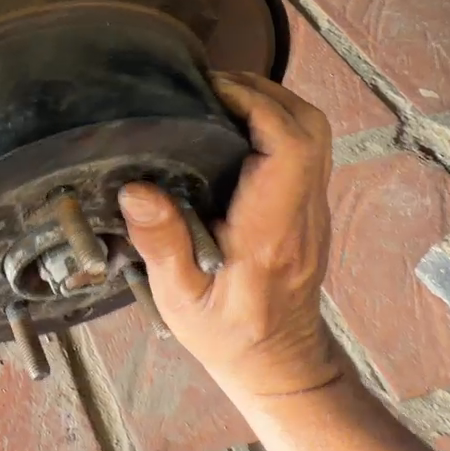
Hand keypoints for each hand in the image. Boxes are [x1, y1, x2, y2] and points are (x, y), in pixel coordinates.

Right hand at [120, 71, 342, 400]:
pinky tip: (226, 124)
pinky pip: (301, 146)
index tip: (206, 90)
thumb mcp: (180, 298)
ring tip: (214, 96)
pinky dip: (269, 120)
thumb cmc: (228, 333)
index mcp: (272, 229)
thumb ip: (161, 244)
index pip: (290, 146)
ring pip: (313, 131)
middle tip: (207, 84)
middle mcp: (302, 211)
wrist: (280, 365)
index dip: (254, 103)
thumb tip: (136, 188)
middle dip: (261, 90)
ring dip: (268, 100)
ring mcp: (312, 208)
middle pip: (310, 126)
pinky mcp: (307, 206)